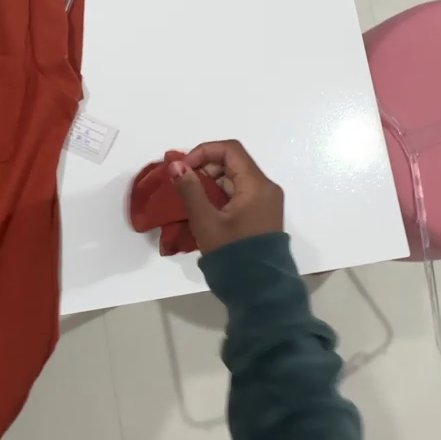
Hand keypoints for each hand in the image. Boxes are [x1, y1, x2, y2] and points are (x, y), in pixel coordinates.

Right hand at [169, 139, 284, 253]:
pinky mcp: (261, 213)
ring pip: (234, 178)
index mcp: (256, 185)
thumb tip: (175, 164)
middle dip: (203, 166)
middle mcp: (265, 188)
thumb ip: (189, 189)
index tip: (182, 168)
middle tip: (180, 181)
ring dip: (209, 181)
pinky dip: (219, 193)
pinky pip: (238, 193)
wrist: (259, 289)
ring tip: (188, 196)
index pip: (230, 150)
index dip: (202, 151)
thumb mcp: (205, 221)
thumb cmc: (232, 253)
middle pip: (233, 162)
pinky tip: (202, 207)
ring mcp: (265, 201)